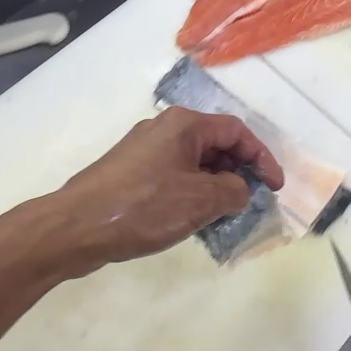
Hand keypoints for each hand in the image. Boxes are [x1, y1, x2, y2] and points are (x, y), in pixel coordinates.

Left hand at [39, 107, 284, 276]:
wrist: (76, 226)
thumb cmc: (143, 206)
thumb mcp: (199, 201)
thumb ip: (232, 191)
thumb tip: (240, 189)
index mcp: (183, 125)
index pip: (236, 131)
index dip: (261, 157)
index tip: (275, 187)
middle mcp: (164, 128)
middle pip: (214, 143)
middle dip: (238, 171)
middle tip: (250, 201)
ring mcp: (143, 150)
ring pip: (193, 161)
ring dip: (214, 185)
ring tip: (224, 215)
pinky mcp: (129, 172)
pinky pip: (173, 175)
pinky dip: (191, 192)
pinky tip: (191, 220)